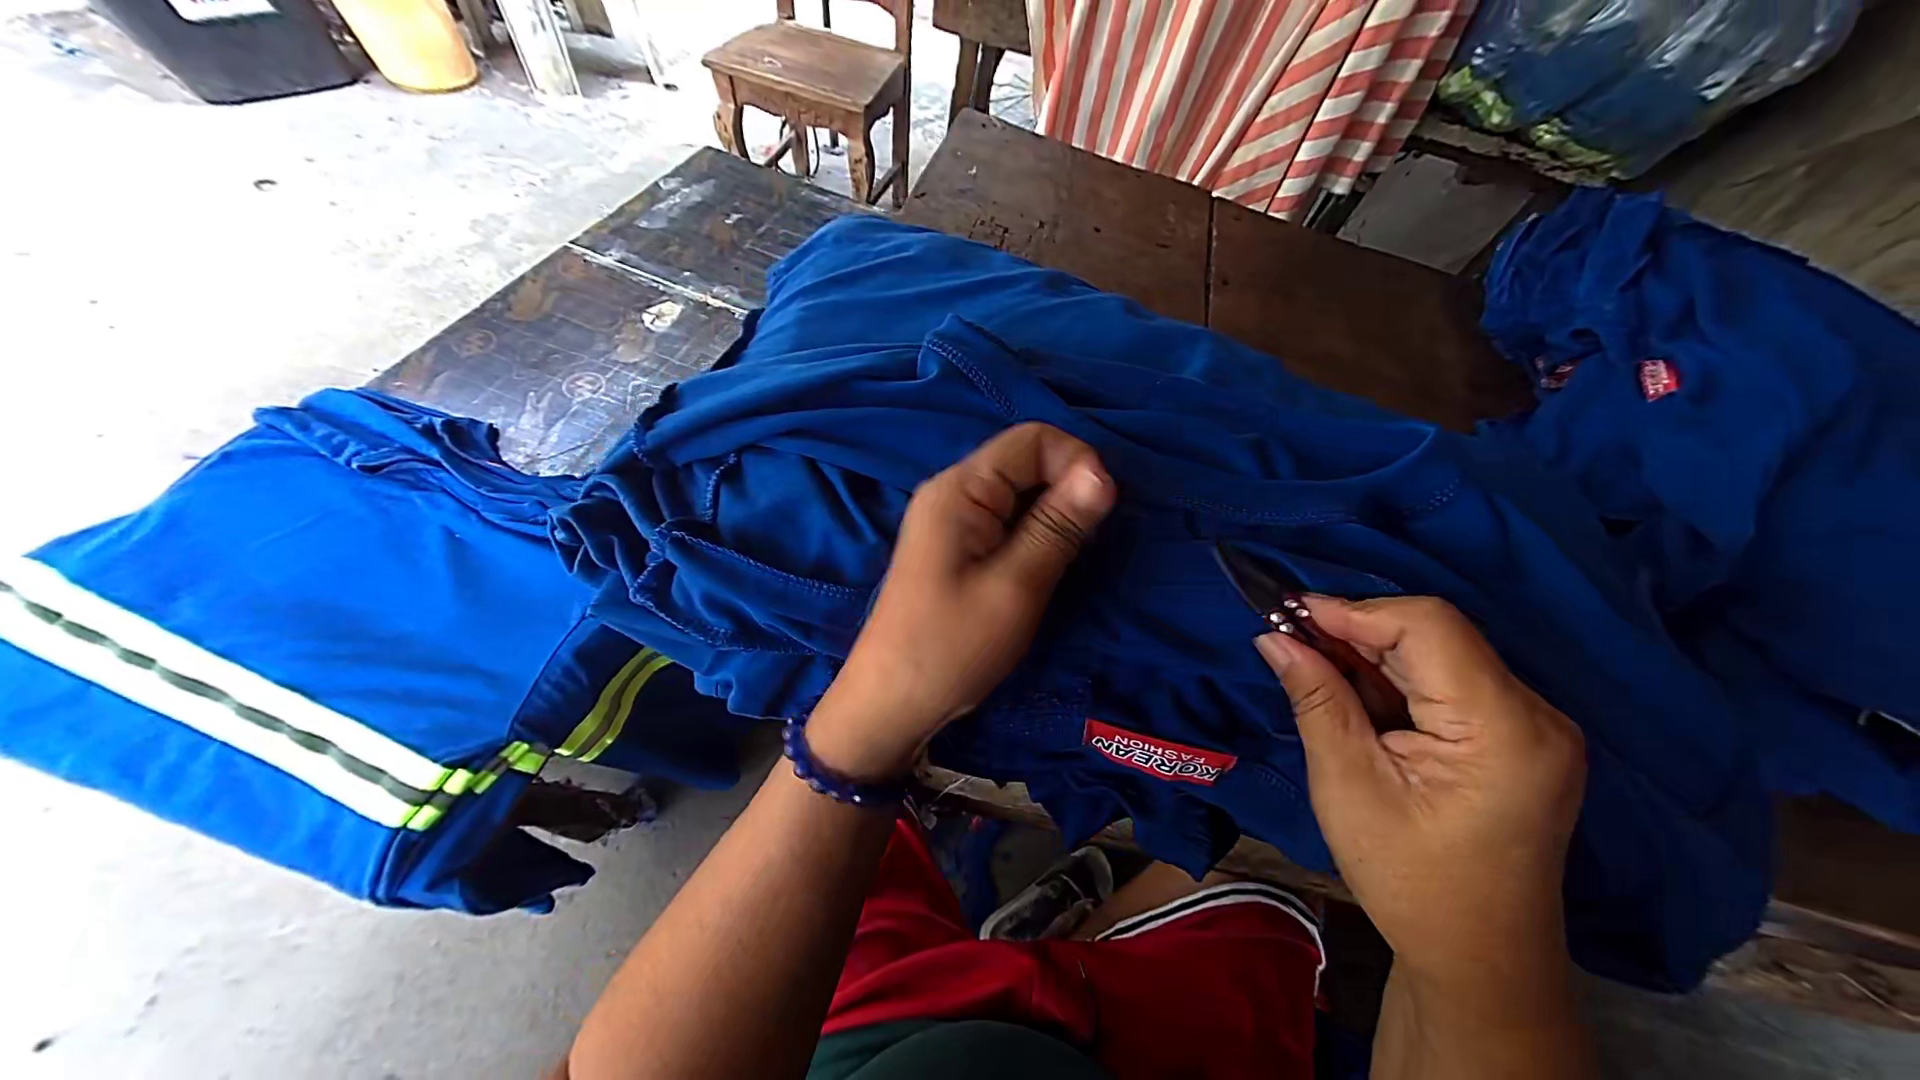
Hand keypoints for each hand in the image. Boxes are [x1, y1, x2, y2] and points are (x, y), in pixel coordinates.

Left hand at [807, 423, 1115, 781]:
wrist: (893, 703)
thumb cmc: (952, 647)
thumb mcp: (1016, 586)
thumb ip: (1058, 525)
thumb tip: (1102, 472)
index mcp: (960, 489)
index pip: (1032, 439)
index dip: (1077, 462)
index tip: (1103, 510)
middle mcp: (951, 491)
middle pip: (1025, 461)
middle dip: (1067, 490)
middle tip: (1088, 542)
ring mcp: (950, 520)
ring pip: (1019, 493)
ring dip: (1053, 516)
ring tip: (1066, 559)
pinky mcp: (955, 546)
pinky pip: (1005, 520)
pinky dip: (1034, 534)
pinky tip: (1043, 566)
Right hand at [1254, 596, 1585, 982]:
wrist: (1477, 955)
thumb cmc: (1409, 879)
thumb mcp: (1347, 786)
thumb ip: (1316, 699)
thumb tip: (1273, 636)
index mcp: (1504, 730)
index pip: (1429, 627)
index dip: (1354, 610)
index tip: (1289, 614)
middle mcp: (1534, 713)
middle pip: (1435, 635)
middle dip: (1355, 630)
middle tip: (1288, 637)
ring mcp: (1531, 723)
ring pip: (1437, 651)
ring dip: (1368, 651)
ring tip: (1308, 660)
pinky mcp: (1515, 734)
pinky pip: (1445, 678)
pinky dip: (1390, 674)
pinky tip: (1347, 685)